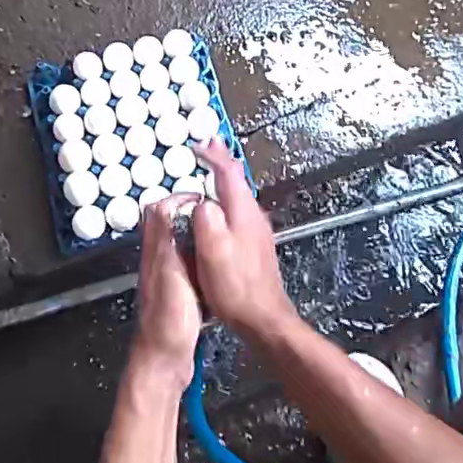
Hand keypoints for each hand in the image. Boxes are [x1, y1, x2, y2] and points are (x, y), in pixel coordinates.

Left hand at [130, 195, 203, 388]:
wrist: (164, 362)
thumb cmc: (168, 318)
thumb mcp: (168, 273)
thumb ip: (165, 240)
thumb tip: (164, 203)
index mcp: (154, 253)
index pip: (159, 213)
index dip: (178, 199)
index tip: (203, 197)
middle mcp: (158, 263)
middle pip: (170, 228)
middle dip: (191, 216)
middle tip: (217, 213)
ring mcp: (169, 280)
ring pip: (182, 248)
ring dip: (198, 238)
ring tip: (222, 234)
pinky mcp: (180, 296)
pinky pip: (191, 269)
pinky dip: (203, 262)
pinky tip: (219, 266)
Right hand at [190, 141, 300, 338]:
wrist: (264, 318)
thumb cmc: (236, 286)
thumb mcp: (213, 249)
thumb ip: (205, 218)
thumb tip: (201, 202)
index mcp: (242, 211)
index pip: (228, 172)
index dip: (213, 155)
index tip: (198, 144)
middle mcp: (253, 215)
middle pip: (236, 180)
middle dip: (220, 161)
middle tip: (207, 146)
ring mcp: (256, 231)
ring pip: (237, 195)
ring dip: (223, 180)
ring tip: (209, 171)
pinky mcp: (254, 245)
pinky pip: (237, 211)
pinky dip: (225, 199)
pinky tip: (217, 209)